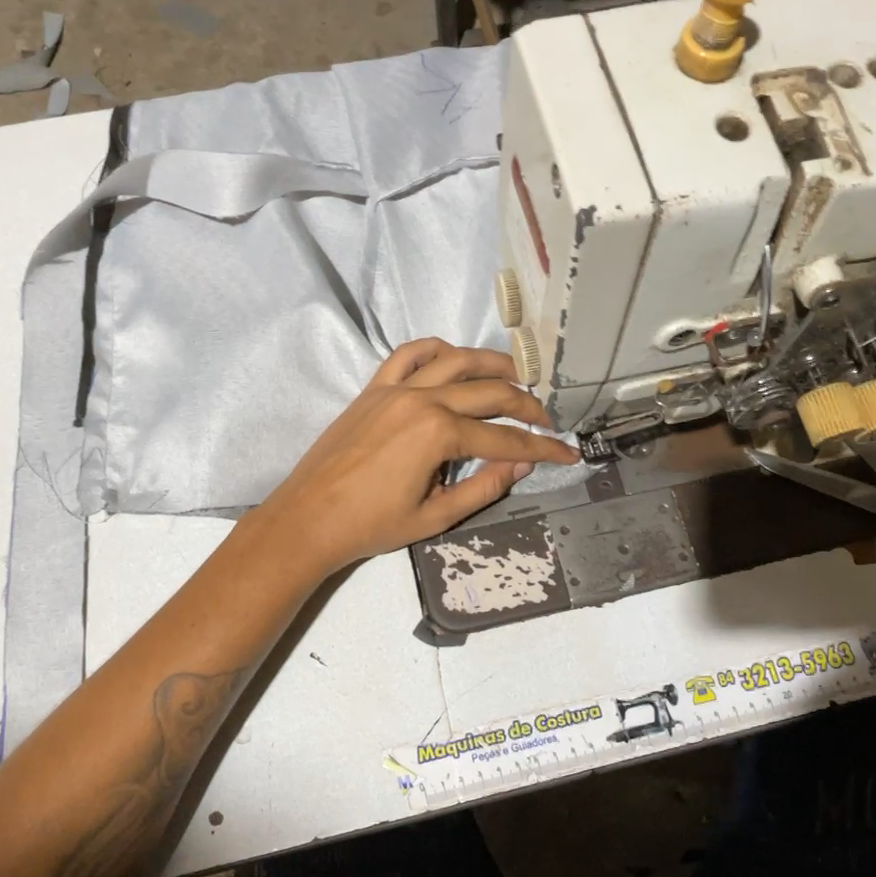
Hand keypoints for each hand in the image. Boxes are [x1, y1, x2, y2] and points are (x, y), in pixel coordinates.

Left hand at [250, 338, 580, 577]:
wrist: (307, 519)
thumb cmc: (371, 526)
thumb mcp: (436, 517)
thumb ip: (484, 487)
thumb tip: (522, 464)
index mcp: (439, 435)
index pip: (506, 439)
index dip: (543, 448)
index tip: (568, 453)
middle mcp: (422, 400)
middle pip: (490, 393)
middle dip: (527, 405)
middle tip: (547, 418)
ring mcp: (395, 389)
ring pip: (455, 361)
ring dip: (492, 364)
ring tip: (517, 375)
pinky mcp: (373, 389)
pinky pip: (407, 355)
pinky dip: (435, 350)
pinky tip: (453, 358)